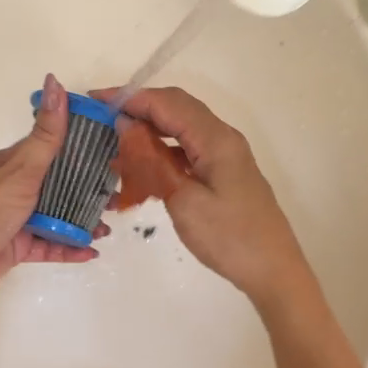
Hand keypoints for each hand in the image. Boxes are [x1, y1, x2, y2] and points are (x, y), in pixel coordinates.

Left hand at [0, 73, 108, 300]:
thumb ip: (45, 134)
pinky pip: (51, 246)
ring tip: (107, 229)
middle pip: (61, 186)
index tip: (114, 152)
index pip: (54, 147)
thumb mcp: (20, 169)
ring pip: (59, 218)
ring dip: (83, 222)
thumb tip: (55, 82)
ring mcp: (19, 219)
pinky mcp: (19, 248)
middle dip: (89, 191)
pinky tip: (91, 252)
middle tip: (117, 199)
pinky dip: (70, 249)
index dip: (83, 148)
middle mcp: (18, 189)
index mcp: (16, 164)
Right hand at [92, 86, 310, 308]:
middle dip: (137, 110)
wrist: (272, 269)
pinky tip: (141, 169)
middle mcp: (222, 139)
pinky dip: (162, 154)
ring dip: (149, 133)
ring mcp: (225, 157)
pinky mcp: (224, 175)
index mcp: (215, 139)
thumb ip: (154, 162)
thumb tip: (127, 128)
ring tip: (115, 146)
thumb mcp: (184, 201)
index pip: (167, 103)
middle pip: (175, 110)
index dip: (130, 98)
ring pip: (181, 131)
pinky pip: (187, 153)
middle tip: (100, 121)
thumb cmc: (229, 238)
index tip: (95, 101)